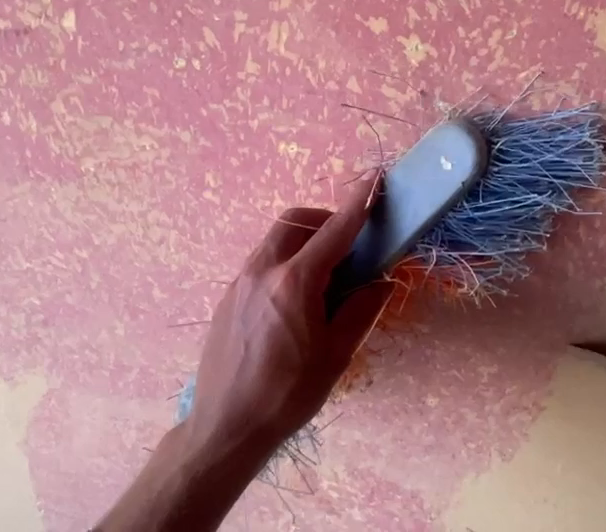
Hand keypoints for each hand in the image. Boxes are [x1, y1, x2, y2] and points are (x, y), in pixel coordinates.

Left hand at [183, 174, 394, 455]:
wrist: (225, 428)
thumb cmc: (287, 394)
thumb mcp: (336, 355)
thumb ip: (361, 310)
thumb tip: (381, 281)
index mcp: (295, 282)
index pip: (335, 230)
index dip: (359, 202)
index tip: (375, 177)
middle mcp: (263, 270)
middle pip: (297, 222)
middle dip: (326, 221)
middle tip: (349, 247)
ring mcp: (240, 281)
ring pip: (276, 239)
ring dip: (304, 240)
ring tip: (324, 277)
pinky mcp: (229, 296)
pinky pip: (262, 261)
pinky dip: (286, 261)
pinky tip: (295, 300)